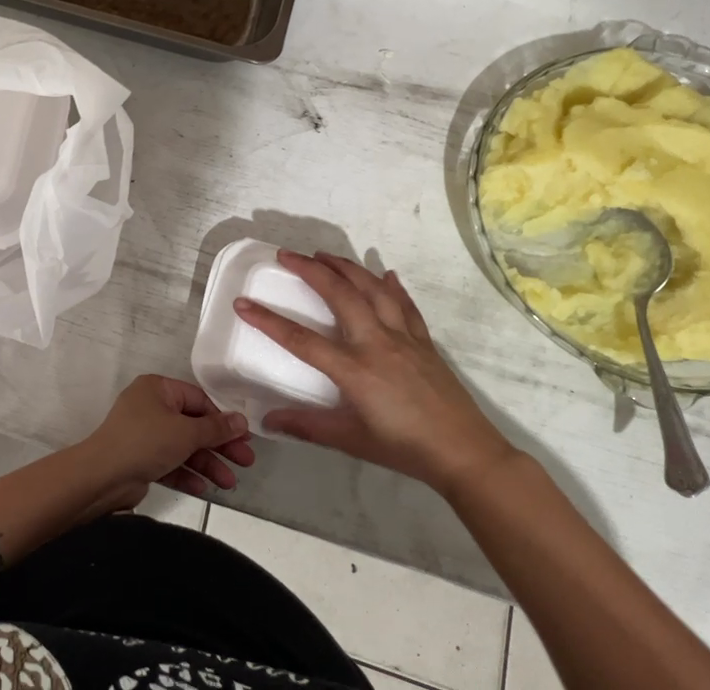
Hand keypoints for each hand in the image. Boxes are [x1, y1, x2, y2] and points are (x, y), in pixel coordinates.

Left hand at [81, 375, 254, 509]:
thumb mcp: (186, 432)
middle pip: (193, 425)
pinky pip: (170, 463)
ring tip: (229, 483)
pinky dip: (186, 474)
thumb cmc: (146, 442)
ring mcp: (144, 434)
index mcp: (157, 389)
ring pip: (183, 447)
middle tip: (246, 462)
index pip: (198, 399)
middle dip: (219, 445)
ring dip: (207, 464)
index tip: (245, 437)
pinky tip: (203, 488)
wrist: (103, 475)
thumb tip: (241, 421)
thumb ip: (216, 428)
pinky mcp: (140, 459)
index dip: (222, 418)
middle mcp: (150, 407)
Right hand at [233, 251, 519, 498]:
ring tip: (325, 255)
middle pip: (341, 296)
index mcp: (354, 369)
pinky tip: (385, 273)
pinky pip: (405, 306)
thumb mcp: (350, 440)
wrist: (466, 454)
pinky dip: (393, 286)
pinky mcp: (424, 343)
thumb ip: (307, 426)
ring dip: (348, 268)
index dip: (268, 320)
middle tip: (288, 255)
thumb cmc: (403, 448)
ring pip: (374, 291)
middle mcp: (377, 344)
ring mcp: (404, 339)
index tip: (242, 303)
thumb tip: (266, 419)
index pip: (301, 339)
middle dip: (312, 271)